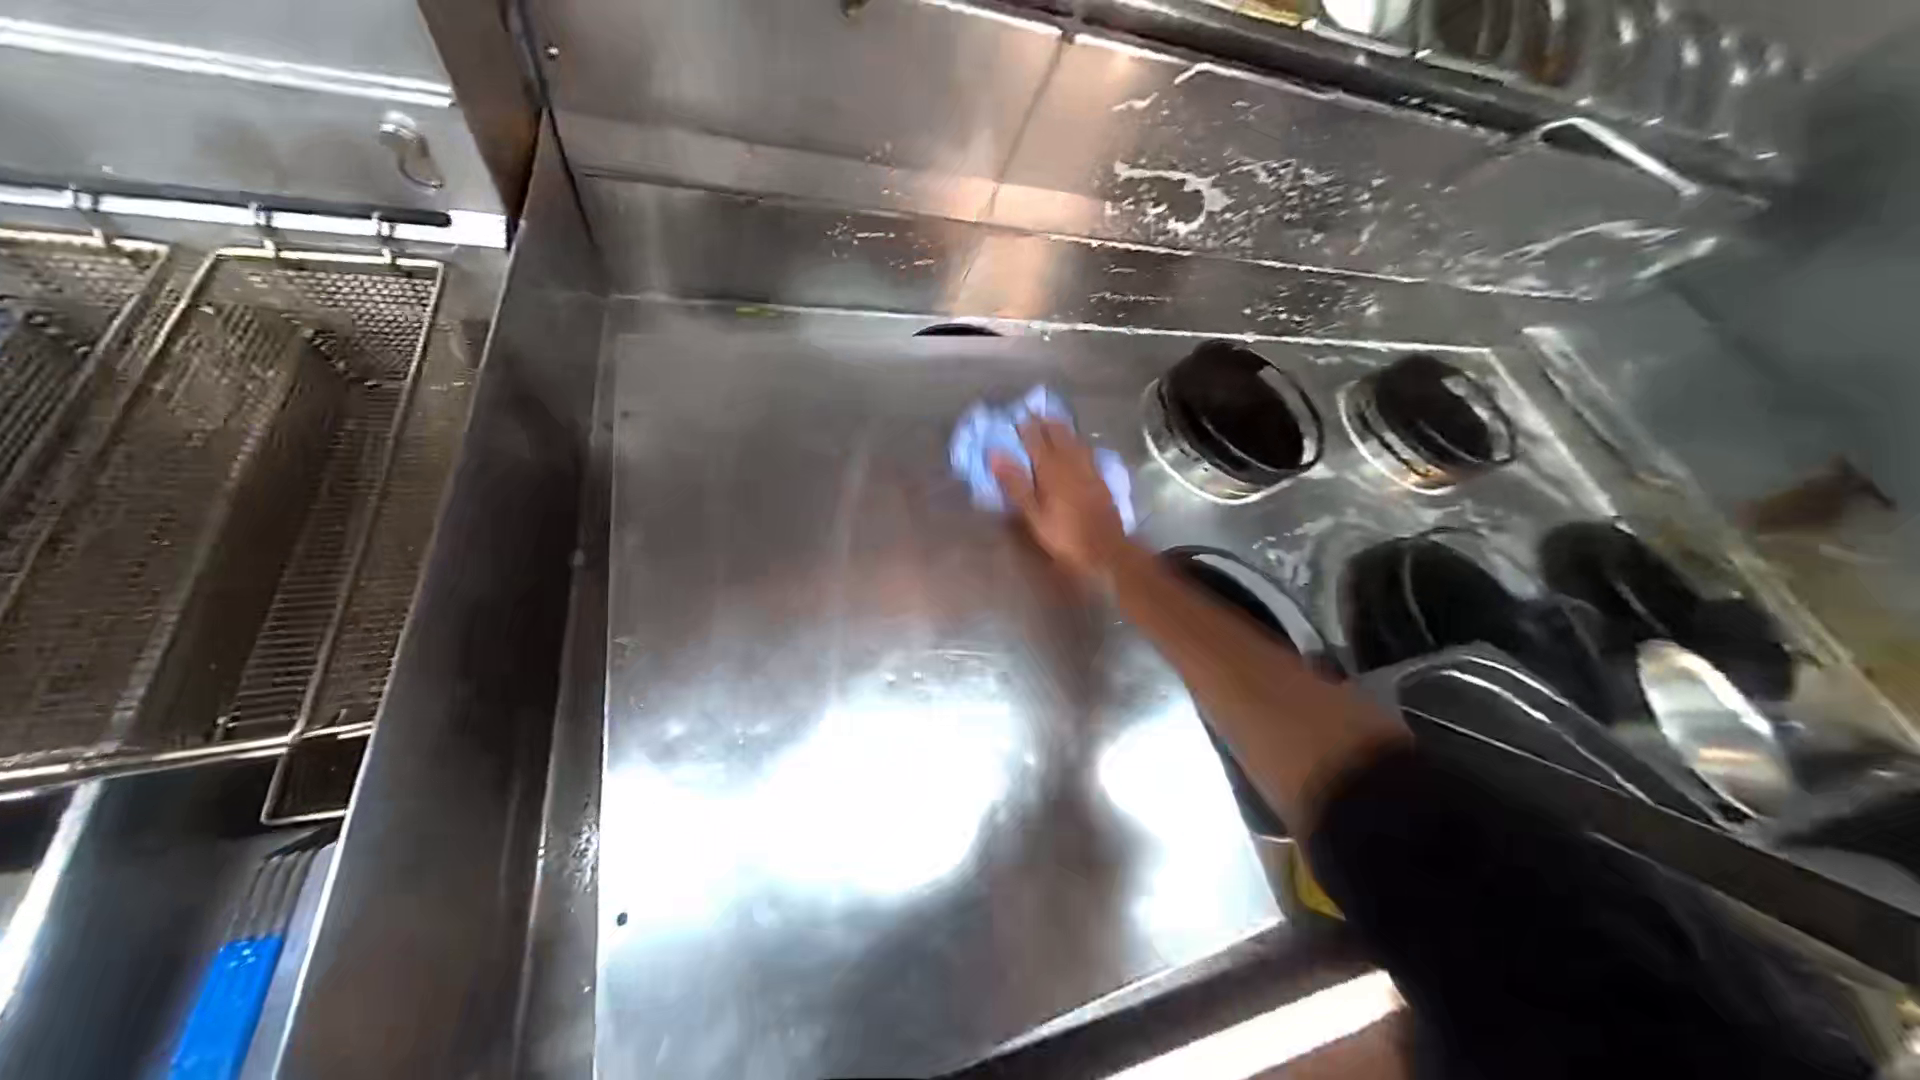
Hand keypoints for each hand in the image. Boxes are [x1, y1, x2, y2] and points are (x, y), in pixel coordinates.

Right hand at [991, 420, 1134, 583]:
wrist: (1104, 549)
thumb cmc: (1063, 534)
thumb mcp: (1032, 513)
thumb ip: (1015, 483)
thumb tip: (996, 454)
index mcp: (1051, 468)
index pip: (1036, 438)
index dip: (1025, 426)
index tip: (1016, 417)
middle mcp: (1071, 461)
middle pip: (1058, 433)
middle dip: (1045, 422)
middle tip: (1034, 415)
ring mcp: (1088, 468)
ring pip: (1074, 439)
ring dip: (1062, 428)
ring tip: (1052, 422)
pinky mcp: (1100, 477)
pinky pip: (1086, 450)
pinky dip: (1076, 442)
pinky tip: (1075, 445)